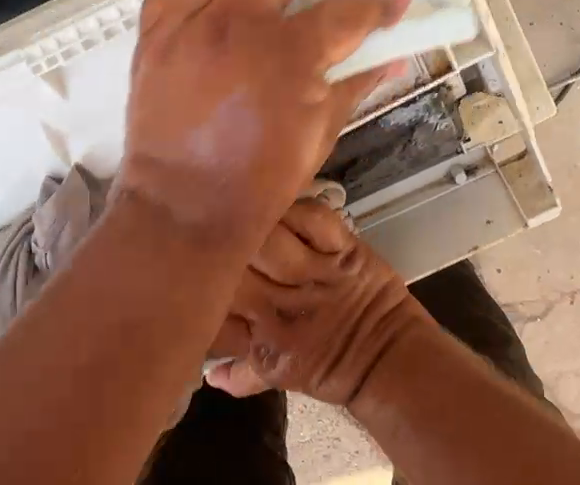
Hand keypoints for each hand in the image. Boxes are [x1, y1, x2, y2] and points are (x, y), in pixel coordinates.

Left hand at [119, 0, 408, 247]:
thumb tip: (392, 58)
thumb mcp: (321, 132)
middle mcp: (234, 25)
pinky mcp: (152, 37)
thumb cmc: (261, 179)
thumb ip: (355, 84)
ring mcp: (186, 26)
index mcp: (286, 54)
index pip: (345, 11)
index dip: (378, 1)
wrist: (184, 210)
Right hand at [207, 199, 429, 404]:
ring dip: (255, 224)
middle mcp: (280, 306)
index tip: (192, 270)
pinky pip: (312, 218)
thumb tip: (209, 374)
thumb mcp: (279, 376)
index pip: (213, 308)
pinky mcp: (343, 249)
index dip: (198, 285)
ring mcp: (313, 275)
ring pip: (269, 239)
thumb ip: (241, 372)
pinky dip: (295, 208)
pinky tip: (283, 203)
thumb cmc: (332, 368)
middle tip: (215, 232)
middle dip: (222, 248)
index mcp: (259, 339)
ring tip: (245, 211)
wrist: (387, 360)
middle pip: (234, 268)